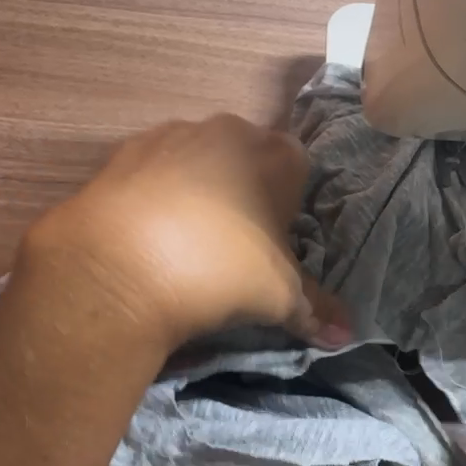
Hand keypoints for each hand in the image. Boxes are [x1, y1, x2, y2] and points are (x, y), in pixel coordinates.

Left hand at [22, 114, 349, 351]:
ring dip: (197, 191)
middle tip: (233, 245)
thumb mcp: (279, 298)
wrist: (120, 267)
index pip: (298, 170)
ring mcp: (171, 134)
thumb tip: (345, 335)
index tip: (273, 243)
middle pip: (246, 159)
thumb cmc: (221, 271)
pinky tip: (147, 237)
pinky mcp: (123, 152)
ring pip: (196, 160)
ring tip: (184, 244)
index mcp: (277, 155)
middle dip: (242, 193)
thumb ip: (316, 310)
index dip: (288, 207)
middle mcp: (227, 130)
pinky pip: (152, 172)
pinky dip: (154, 196)